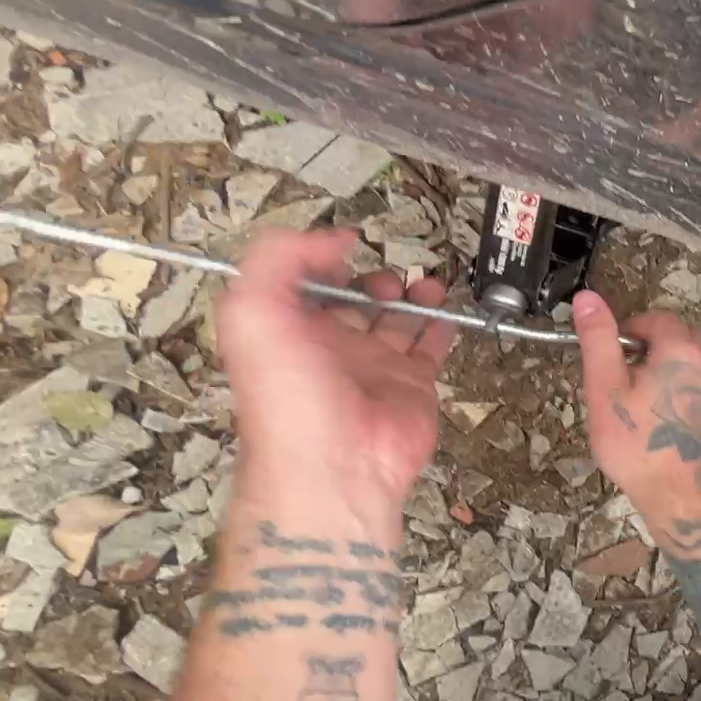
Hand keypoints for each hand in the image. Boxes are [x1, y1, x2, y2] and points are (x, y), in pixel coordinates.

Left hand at [217, 230, 456, 538]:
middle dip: (374, 280)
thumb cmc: (291, 398)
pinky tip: (445, 314)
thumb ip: (279, 262)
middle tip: (388, 274)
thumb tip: (329, 238)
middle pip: (355, 300)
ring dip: (414, 297)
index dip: (321, 260)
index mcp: (288, 329)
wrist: (339, 462)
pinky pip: (431, 348)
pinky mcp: (413, 382)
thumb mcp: (256, 315)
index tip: (346, 243)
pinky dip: (442, 329)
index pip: (303, 283)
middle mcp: (330, 345)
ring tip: (427, 284)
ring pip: (398, 319)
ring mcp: (375, 364)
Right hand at [570, 291, 700, 508]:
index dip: (628, 328)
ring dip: (655, 364)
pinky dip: (667, 382)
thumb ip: (598, 339)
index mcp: (682, 350)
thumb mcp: (605, 386)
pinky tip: (647, 411)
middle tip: (615, 374)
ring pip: (682, 358)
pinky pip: (688, 380)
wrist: (674, 489)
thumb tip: (588, 298)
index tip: (608, 353)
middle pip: (673, 335)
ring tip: (628, 395)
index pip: (657, 317)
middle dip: (643, 345)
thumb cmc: (635, 440)